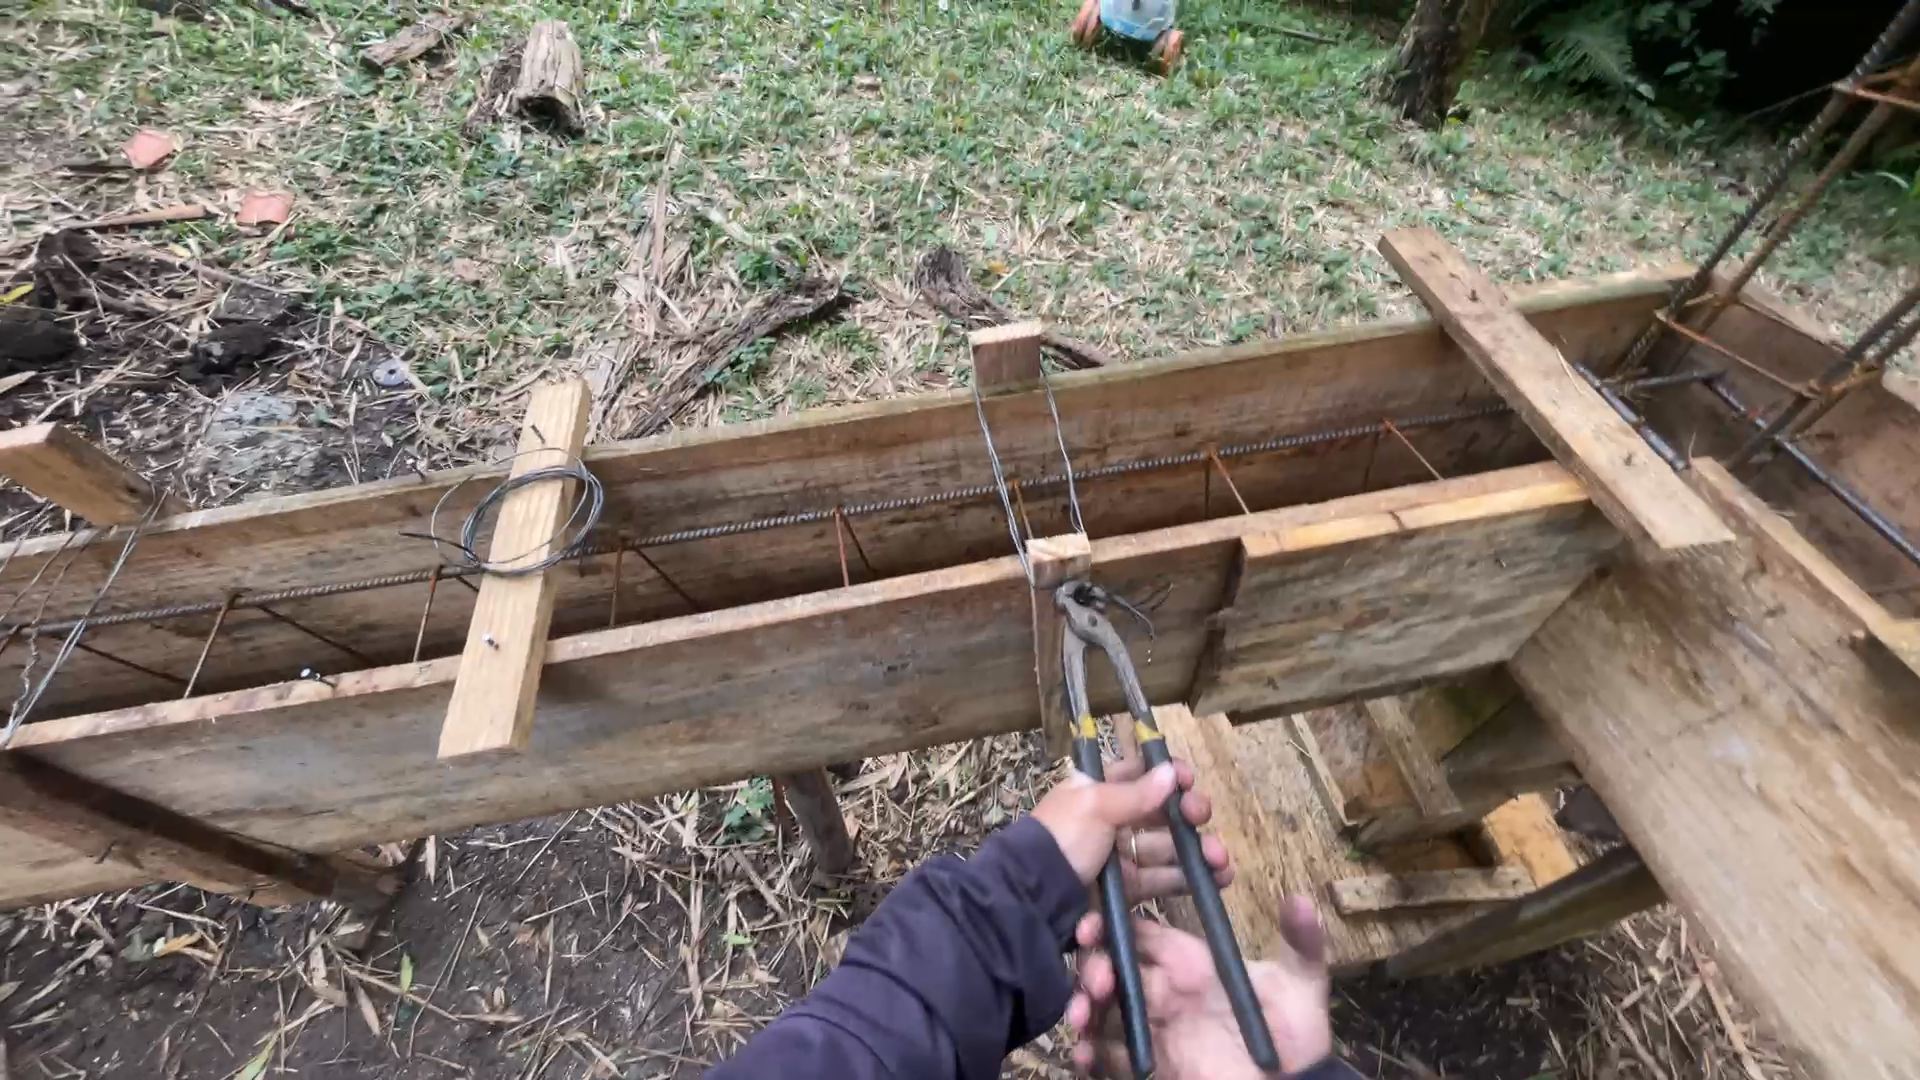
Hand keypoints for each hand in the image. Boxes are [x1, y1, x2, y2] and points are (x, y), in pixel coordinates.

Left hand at [1030, 757, 1233, 901]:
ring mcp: (1118, 856)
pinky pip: (1161, 880)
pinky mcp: (1125, 889)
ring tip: (1221, 859)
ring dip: (1196, 850)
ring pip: (1165, 848)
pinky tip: (1217, 879)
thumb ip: (1136, 794)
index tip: (1188, 778)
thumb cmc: (1063, 838)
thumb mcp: (1094, 806)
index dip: (1164, 774)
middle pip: (1157, 812)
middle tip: (1203, 816)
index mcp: (1095, 790)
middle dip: (1187, 814)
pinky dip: (1188, 879)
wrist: (1035, 896)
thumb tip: (1170, 772)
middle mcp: (1109, 819)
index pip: (1136, 774)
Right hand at [1065, 899, 1332, 1078]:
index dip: (1109, 921)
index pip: (1135, 930)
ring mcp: (1152, 1028)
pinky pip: (1108, 1058)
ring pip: (1101, 1007)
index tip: (1092, 924)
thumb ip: (1302, 944)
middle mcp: (1160, 989)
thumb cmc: (1293, 1041)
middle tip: (1096, 979)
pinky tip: (1085, 1056)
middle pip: (1109, 965)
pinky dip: (1090, 1055)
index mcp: (1185, 960)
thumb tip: (1303, 899)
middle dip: (1092, 965)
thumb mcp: (1300, 989)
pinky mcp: (1149, 1067)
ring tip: (1082, 1017)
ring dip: (1083, 1006)